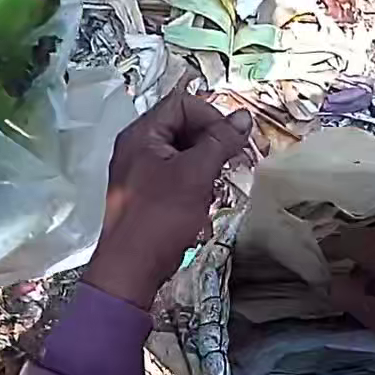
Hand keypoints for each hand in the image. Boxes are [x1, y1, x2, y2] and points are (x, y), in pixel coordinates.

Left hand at [83, 94, 251, 307]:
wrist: (131, 270)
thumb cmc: (160, 218)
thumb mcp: (196, 174)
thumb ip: (220, 141)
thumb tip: (243, 117)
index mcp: (141, 134)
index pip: (182, 104)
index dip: (211, 116)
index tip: (231, 141)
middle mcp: (136, 147)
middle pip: (181, 126)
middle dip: (211, 140)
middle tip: (234, 160)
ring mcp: (139, 172)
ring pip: (181, 152)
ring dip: (206, 162)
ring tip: (219, 183)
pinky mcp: (146, 194)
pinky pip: (175, 174)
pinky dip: (195, 181)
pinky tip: (205, 199)